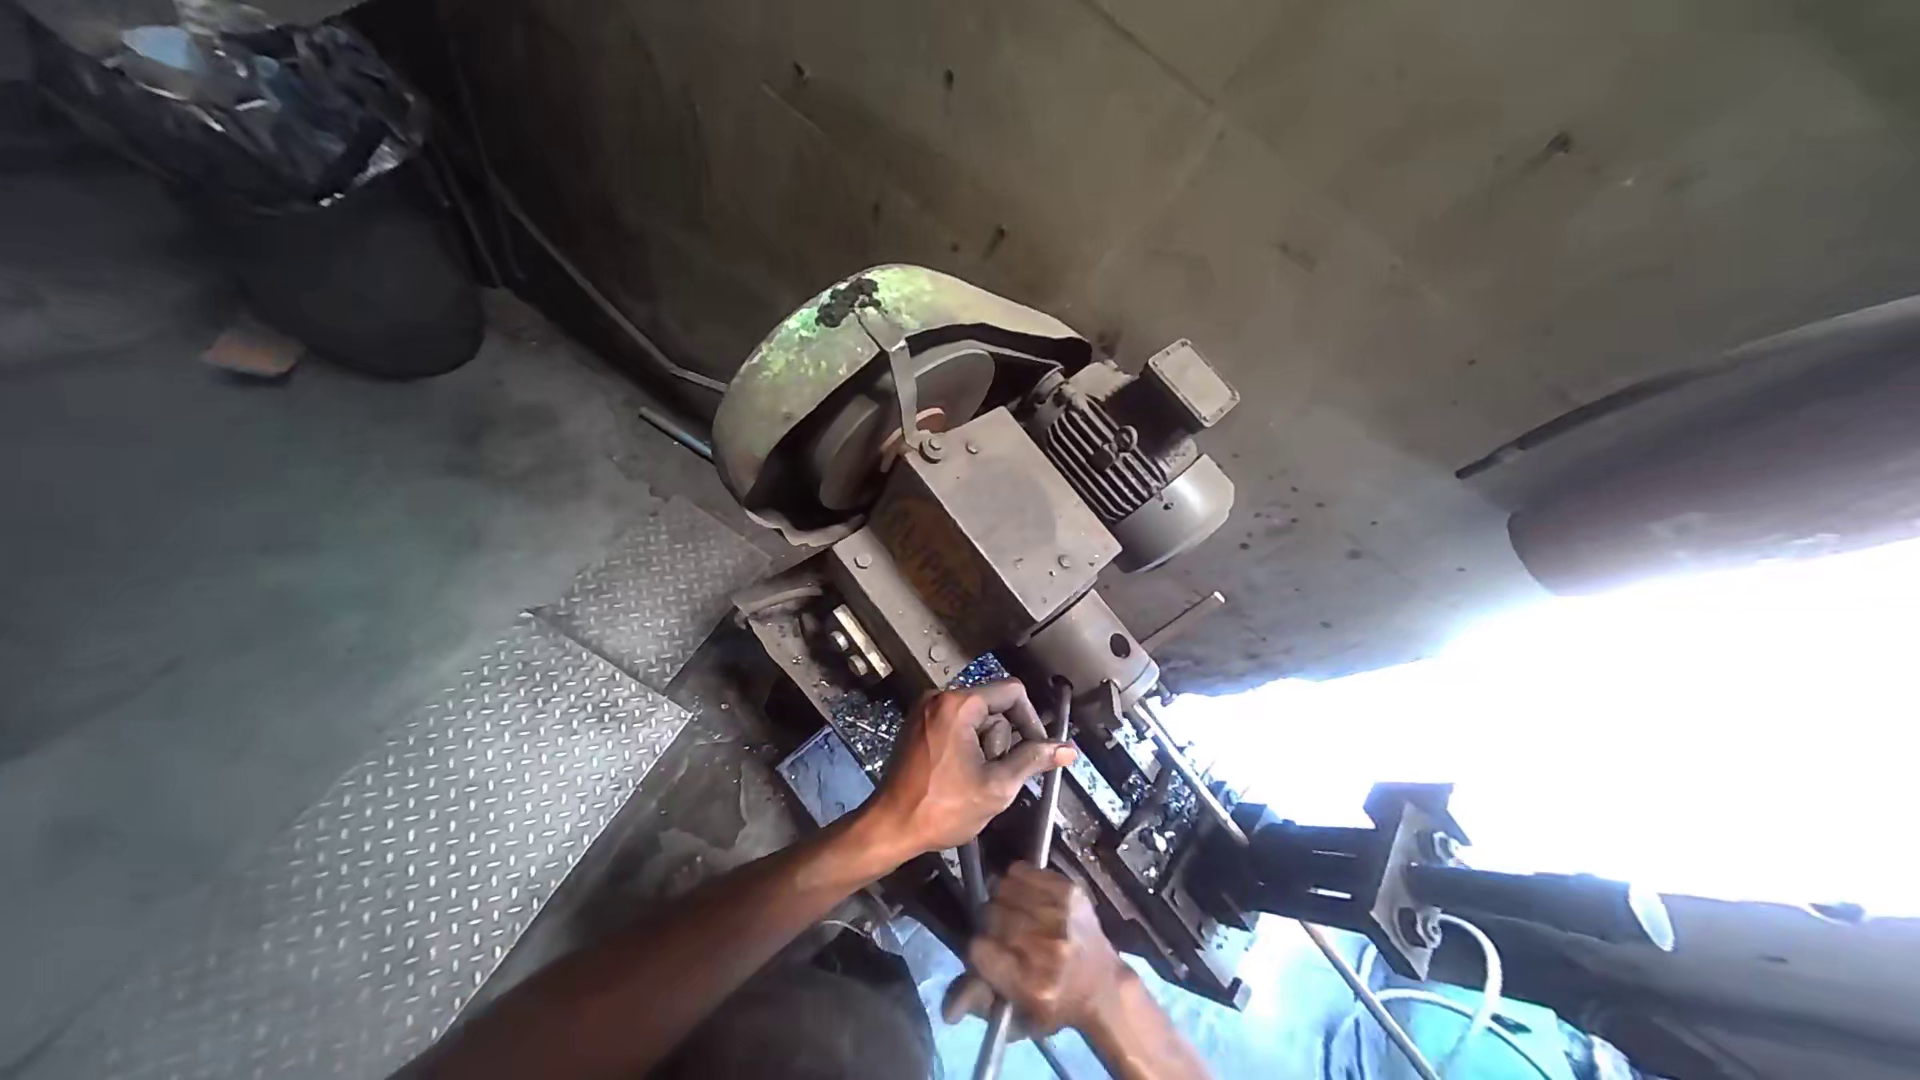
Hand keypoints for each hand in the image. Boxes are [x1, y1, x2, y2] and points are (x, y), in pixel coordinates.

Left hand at [864, 680, 1074, 855]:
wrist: (891, 826)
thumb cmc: (942, 808)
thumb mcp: (997, 785)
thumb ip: (1033, 760)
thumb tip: (1067, 750)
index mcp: (957, 704)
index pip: (1012, 692)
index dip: (1031, 721)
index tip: (1035, 751)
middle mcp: (939, 698)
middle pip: (994, 707)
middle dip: (1001, 742)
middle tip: (993, 775)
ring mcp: (926, 710)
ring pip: (977, 719)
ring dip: (985, 748)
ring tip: (974, 780)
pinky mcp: (919, 725)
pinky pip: (957, 726)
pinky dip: (968, 747)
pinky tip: (961, 776)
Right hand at [943, 862, 1132, 1036]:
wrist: (1103, 986)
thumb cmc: (1054, 1005)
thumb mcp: (1016, 1017)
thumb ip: (979, 1003)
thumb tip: (947, 1010)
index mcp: (1031, 985)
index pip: (978, 949)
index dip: (979, 949)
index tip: (989, 954)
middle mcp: (1047, 948)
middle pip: (991, 915)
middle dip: (991, 923)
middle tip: (1002, 932)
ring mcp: (1060, 915)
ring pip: (1004, 889)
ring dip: (1003, 899)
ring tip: (1013, 912)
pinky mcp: (1069, 890)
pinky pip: (1024, 869)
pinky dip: (1017, 879)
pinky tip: (1025, 894)